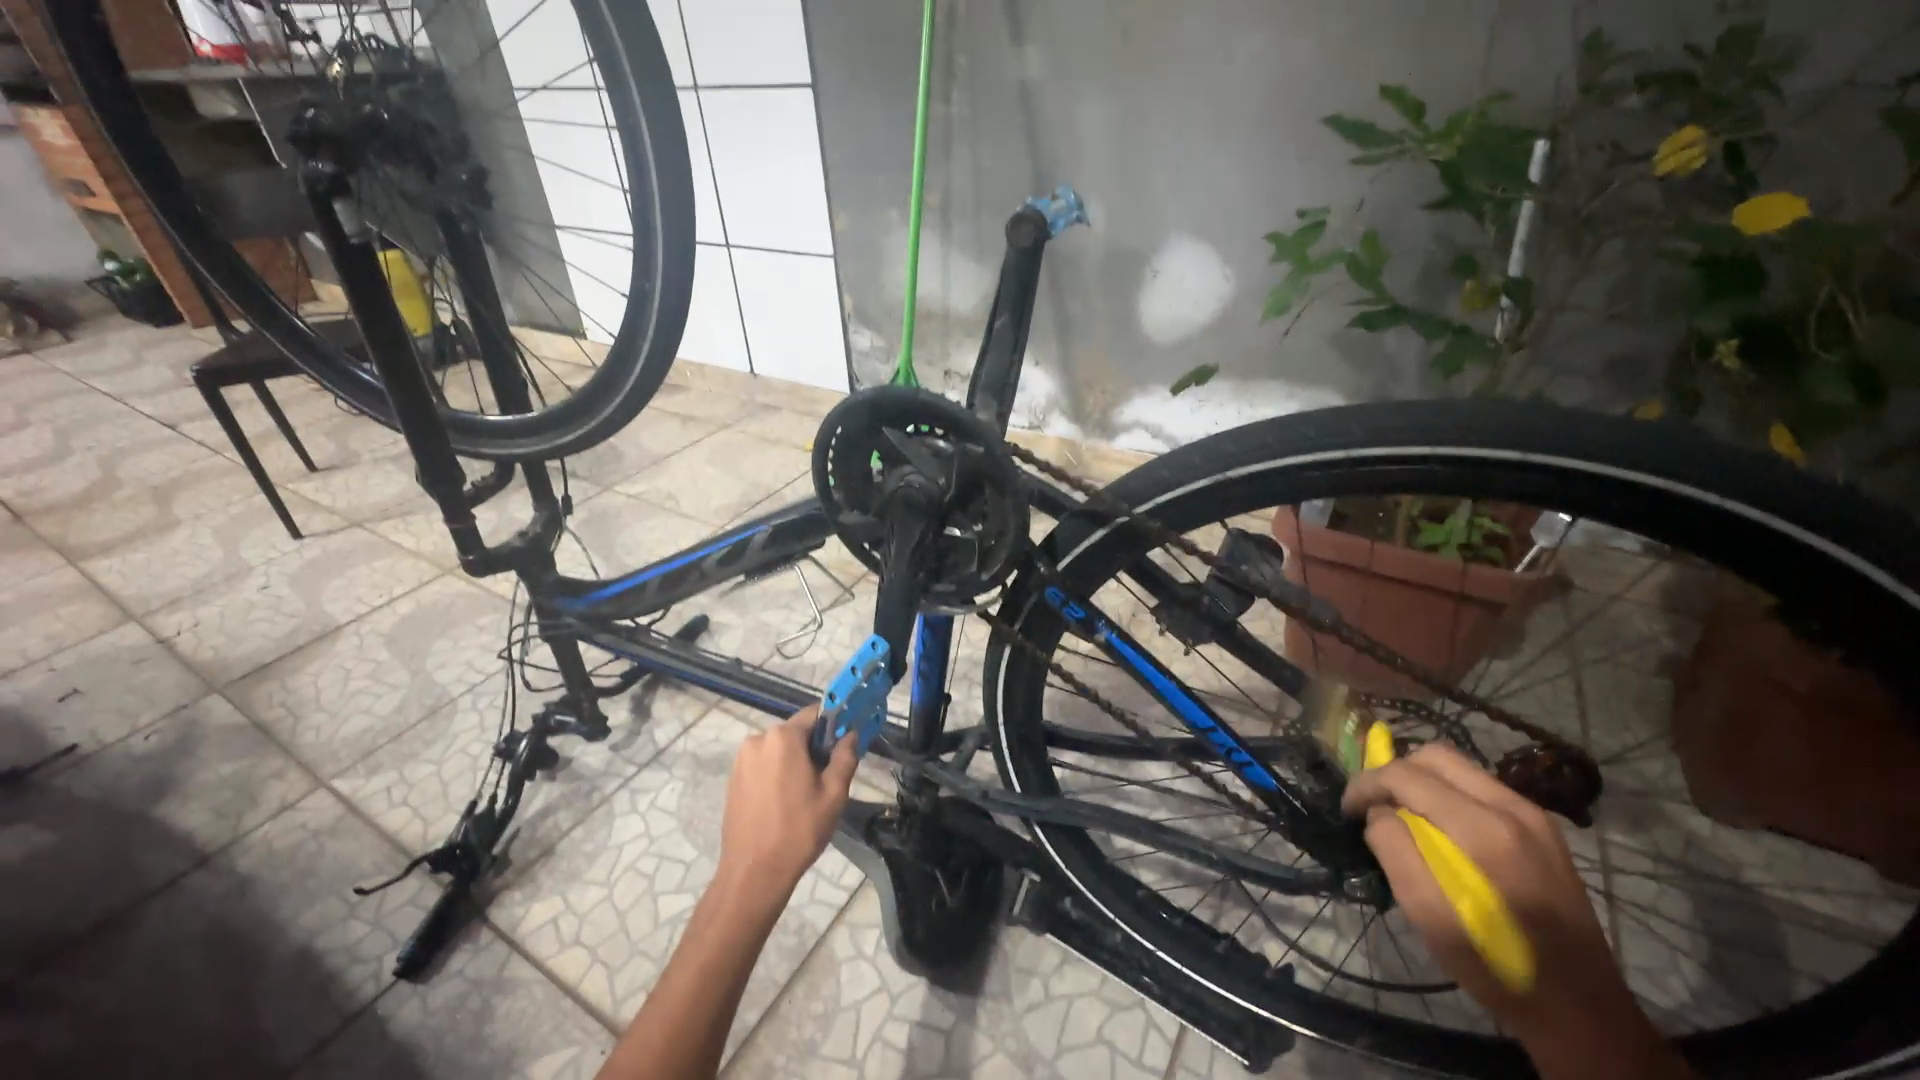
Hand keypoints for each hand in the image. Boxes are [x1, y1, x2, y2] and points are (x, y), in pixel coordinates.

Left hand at [716, 706, 857, 893]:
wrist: (754, 872)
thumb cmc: (799, 830)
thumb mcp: (834, 794)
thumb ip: (845, 756)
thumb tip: (851, 734)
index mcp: (783, 738)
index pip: (814, 714)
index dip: (834, 725)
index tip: (845, 746)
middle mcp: (758, 740)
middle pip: (795, 733)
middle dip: (813, 747)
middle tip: (828, 778)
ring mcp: (741, 760)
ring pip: (778, 750)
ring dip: (794, 762)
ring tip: (806, 795)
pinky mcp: (733, 779)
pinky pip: (763, 765)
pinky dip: (777, 774)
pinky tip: (785, 802)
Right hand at [1341, 744, 1636, 1042]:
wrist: (1583, 1008)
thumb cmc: (1498, 967)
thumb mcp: (1430, 918)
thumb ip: (1396, 853)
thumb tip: (1378, 813)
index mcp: (1484, 829)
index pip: (1407, 775)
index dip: (1366, 784)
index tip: (1346, 810)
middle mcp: (1513, 807)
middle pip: (1437, 756)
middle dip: (1393, 772)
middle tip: (1370, 807)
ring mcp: (1535, 816)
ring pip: (1462, 769)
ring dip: (1421, 782)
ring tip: (1400, 817)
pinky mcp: (1545, 830)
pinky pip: (1483, 790)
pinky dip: (1449, 795)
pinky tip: (1440, 832)